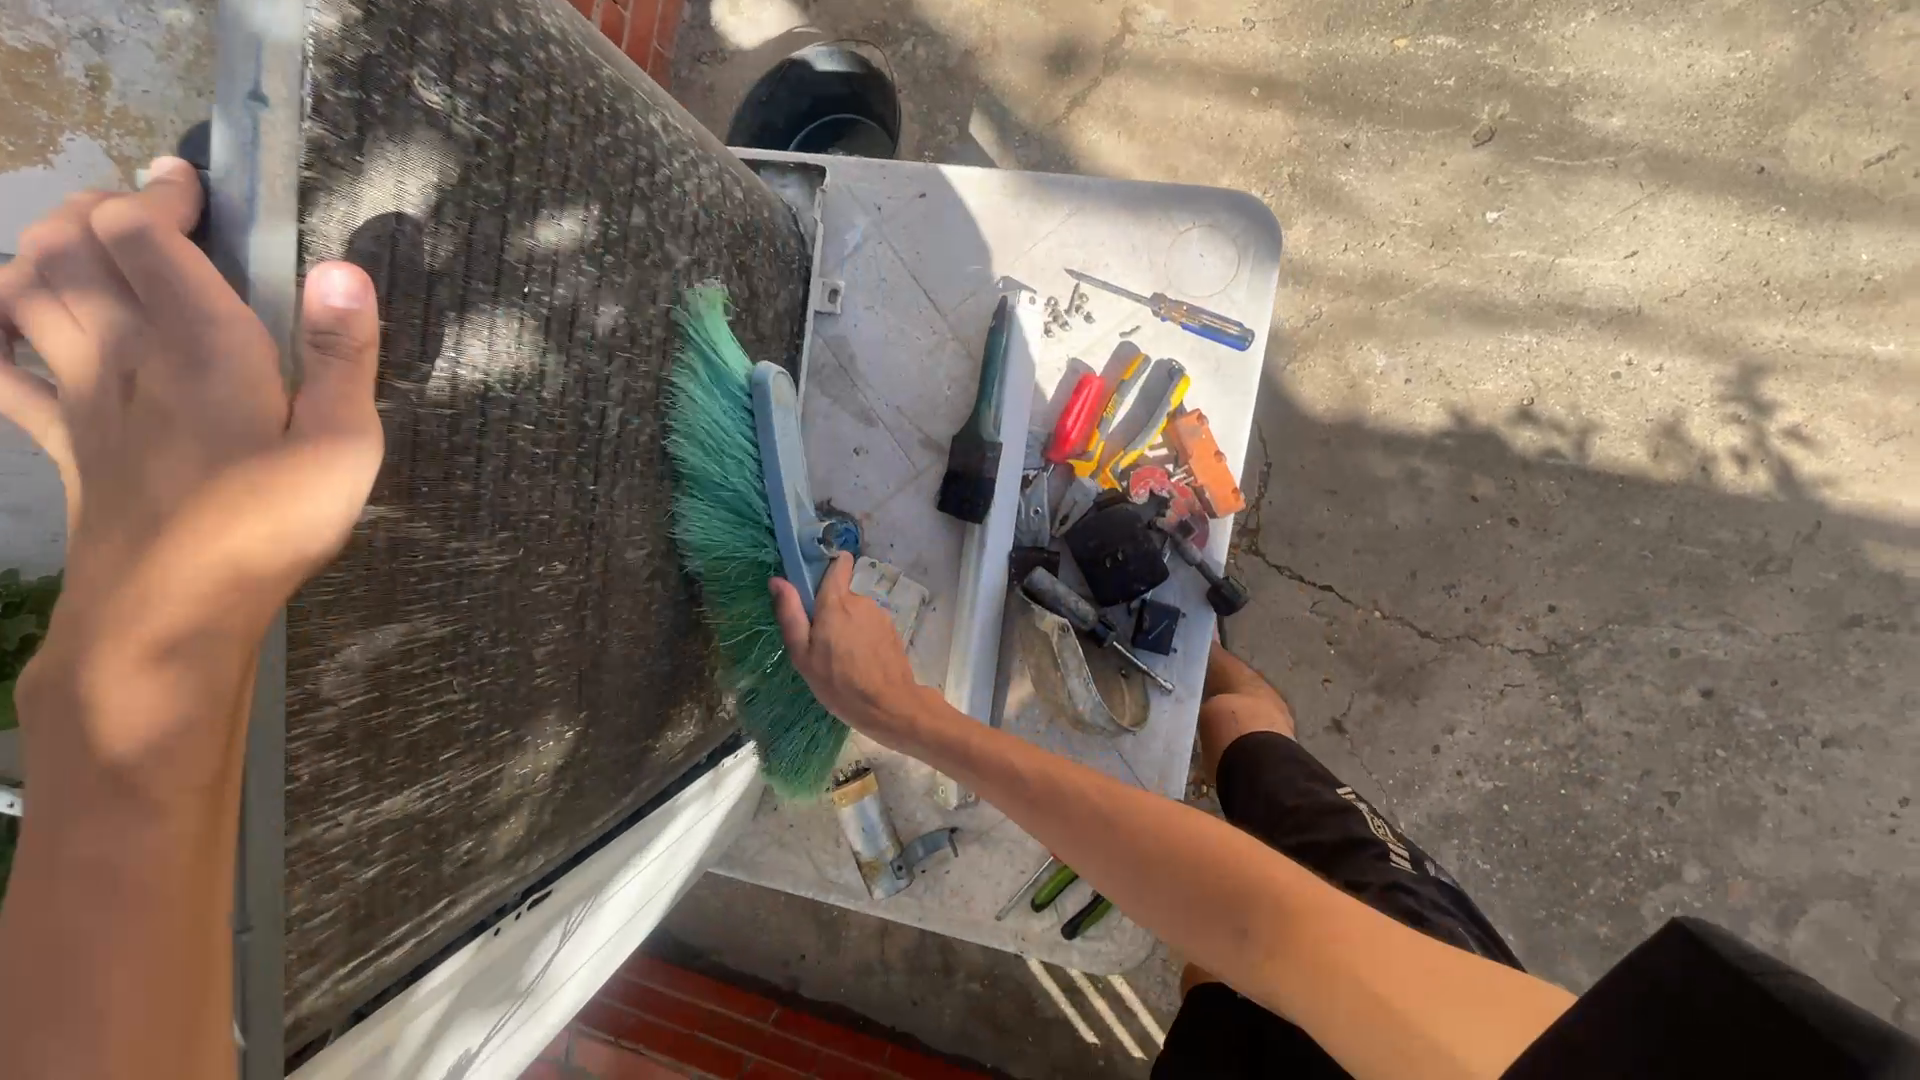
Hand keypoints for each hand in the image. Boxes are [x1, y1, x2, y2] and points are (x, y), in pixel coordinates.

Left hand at [0, 157, 383, 798]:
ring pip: (27, 291)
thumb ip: (341, 354)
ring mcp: (82, 396)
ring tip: (84, 242)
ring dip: (44, 249)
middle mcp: (127, 354)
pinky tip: (3, 320)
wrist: (174, 604)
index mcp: (201, 347)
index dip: (161, 196)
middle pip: (74, 250)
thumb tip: (345, 266)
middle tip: (147, 205)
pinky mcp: (64, 441)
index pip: (149, 239)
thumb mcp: (343, 442)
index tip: (190, 178)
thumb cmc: (275, 521)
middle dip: (100, 211)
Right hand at [770, 553, 930, 741]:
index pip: (839, 564)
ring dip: (847, 627)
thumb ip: (791, 614)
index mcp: (836, 603)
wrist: (888, 705)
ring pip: (856, 613)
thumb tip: (778, 580)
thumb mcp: (803, 654)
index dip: (829, 565)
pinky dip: (863, 638)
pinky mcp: (892, 630)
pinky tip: (860, 662)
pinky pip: (870, 626)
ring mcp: (880, 615)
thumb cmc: (839, 683)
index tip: (816, 581)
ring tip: (842, 659)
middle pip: (841, 595)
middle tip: (822, 645)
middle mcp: (861, 601)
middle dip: (831, 612)